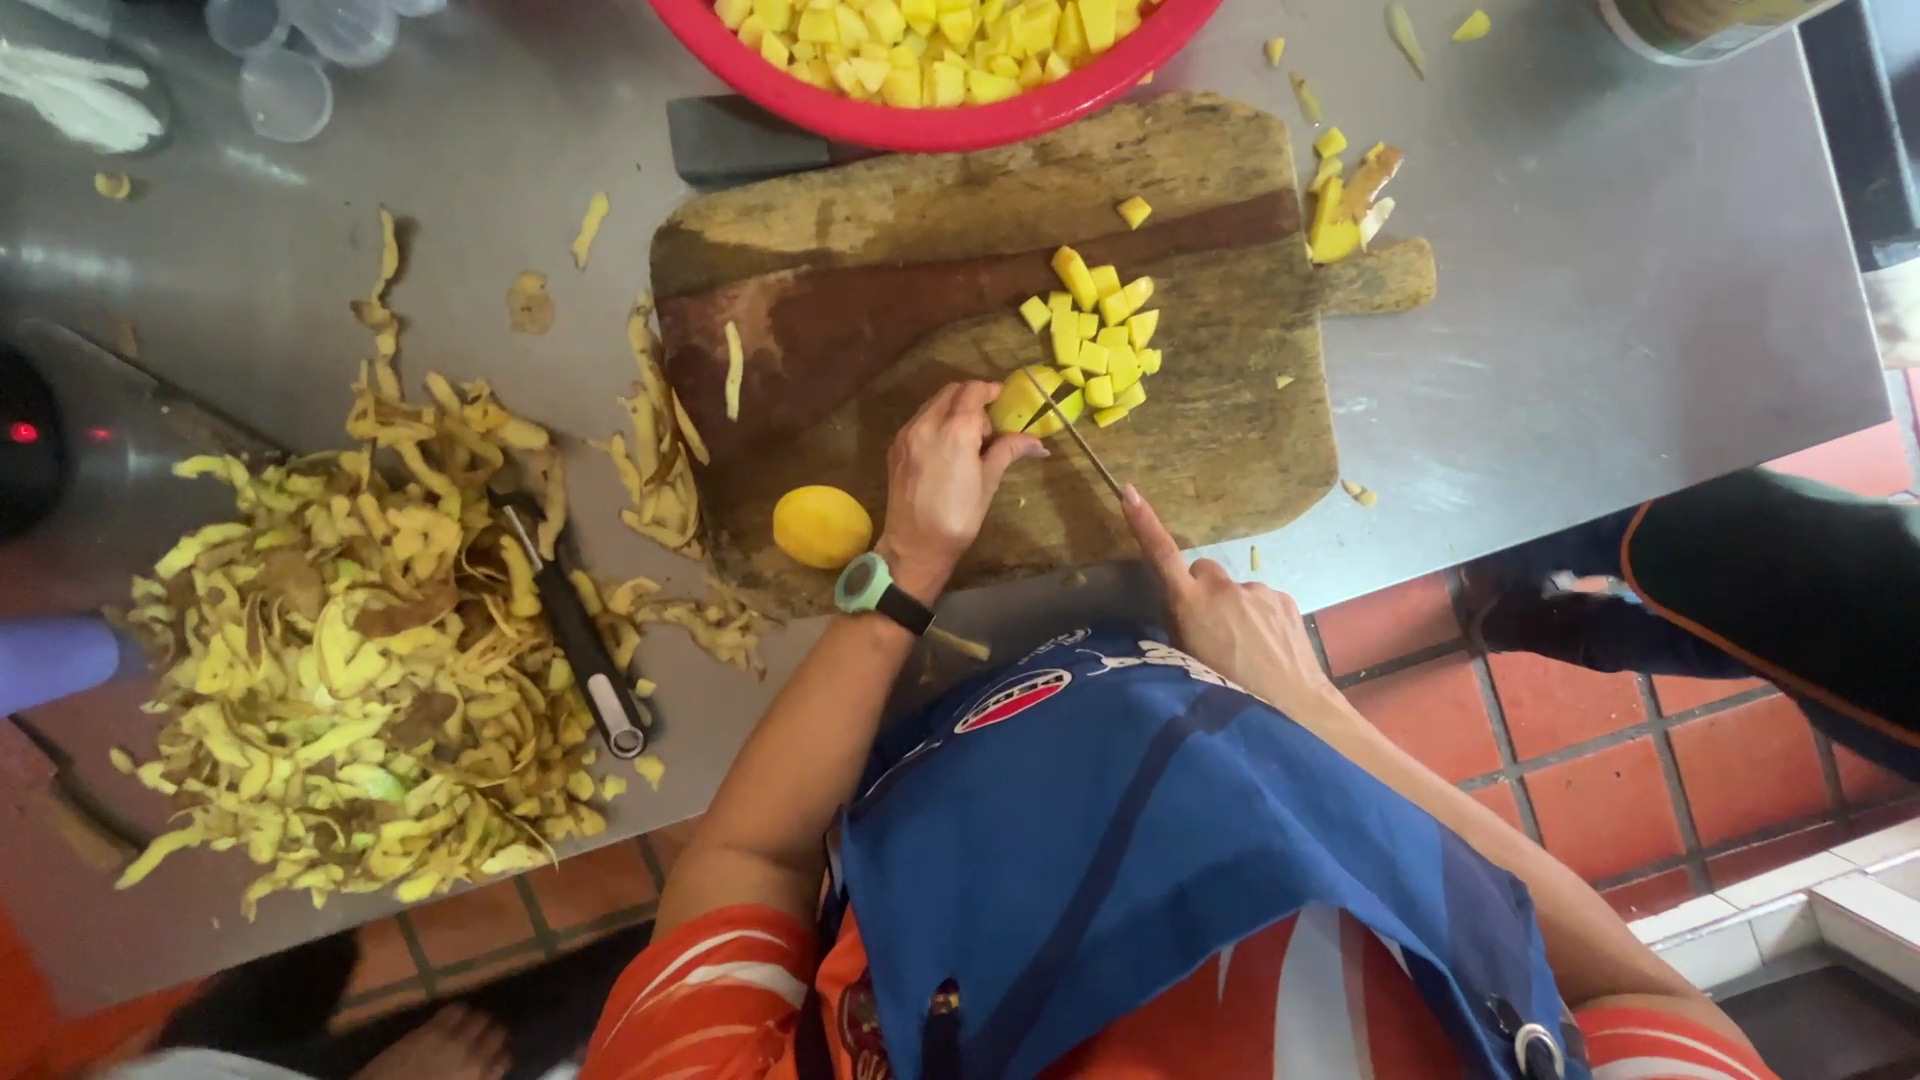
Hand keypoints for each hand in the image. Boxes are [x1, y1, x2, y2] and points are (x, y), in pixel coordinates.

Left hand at [353, 1005, 510, 1079]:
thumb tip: (482, 1074)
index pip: (504, 1060)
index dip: (501, 1056)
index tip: (496, 1056)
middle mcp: (473, 1058)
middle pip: (498, 1033)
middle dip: (492, 1035)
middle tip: (481, 1038)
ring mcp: (453, 1042)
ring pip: (481, 1018)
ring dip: (476, 1022)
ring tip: (467, 1025)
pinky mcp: (433, 1030)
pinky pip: (457, 1009)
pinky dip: (458, 1011)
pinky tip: (451, 1017)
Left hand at [875, 381, 1045, 601]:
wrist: (915, 545)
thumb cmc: (958, 517)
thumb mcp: (988, 482)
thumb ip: (1008, 451)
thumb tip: (1038, 443)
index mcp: (955, 430)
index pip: (972, 392)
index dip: (989, 390)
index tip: (1001, 396)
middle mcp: (927, 424)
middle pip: (950, 392)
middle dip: (970, 399)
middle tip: (986, 424)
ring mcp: (907, 435)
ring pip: (932, 405)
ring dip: (952, 409)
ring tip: (967, 438)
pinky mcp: (896, 448)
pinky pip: (918, 421)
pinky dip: (935, 422)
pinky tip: (945, 447)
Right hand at [1122, 485, 1336, 716]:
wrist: (1294, 705)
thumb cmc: (1227, 691)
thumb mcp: (1185, 661)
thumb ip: (1178, 626)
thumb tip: (1176, 608)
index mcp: (1192, 603)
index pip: (1162, 554)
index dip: (1144, 523)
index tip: (1130, 492)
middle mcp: (1224, 588)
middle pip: (1202, 572)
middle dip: (1200, 590)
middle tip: (1206, 629)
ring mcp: (1258, 591)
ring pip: (1234, 591)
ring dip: (1233, 609)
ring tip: (1242, 649)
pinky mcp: (1284, 599)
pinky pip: (1260, 601)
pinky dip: (1258, 618)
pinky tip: (1265, 649)